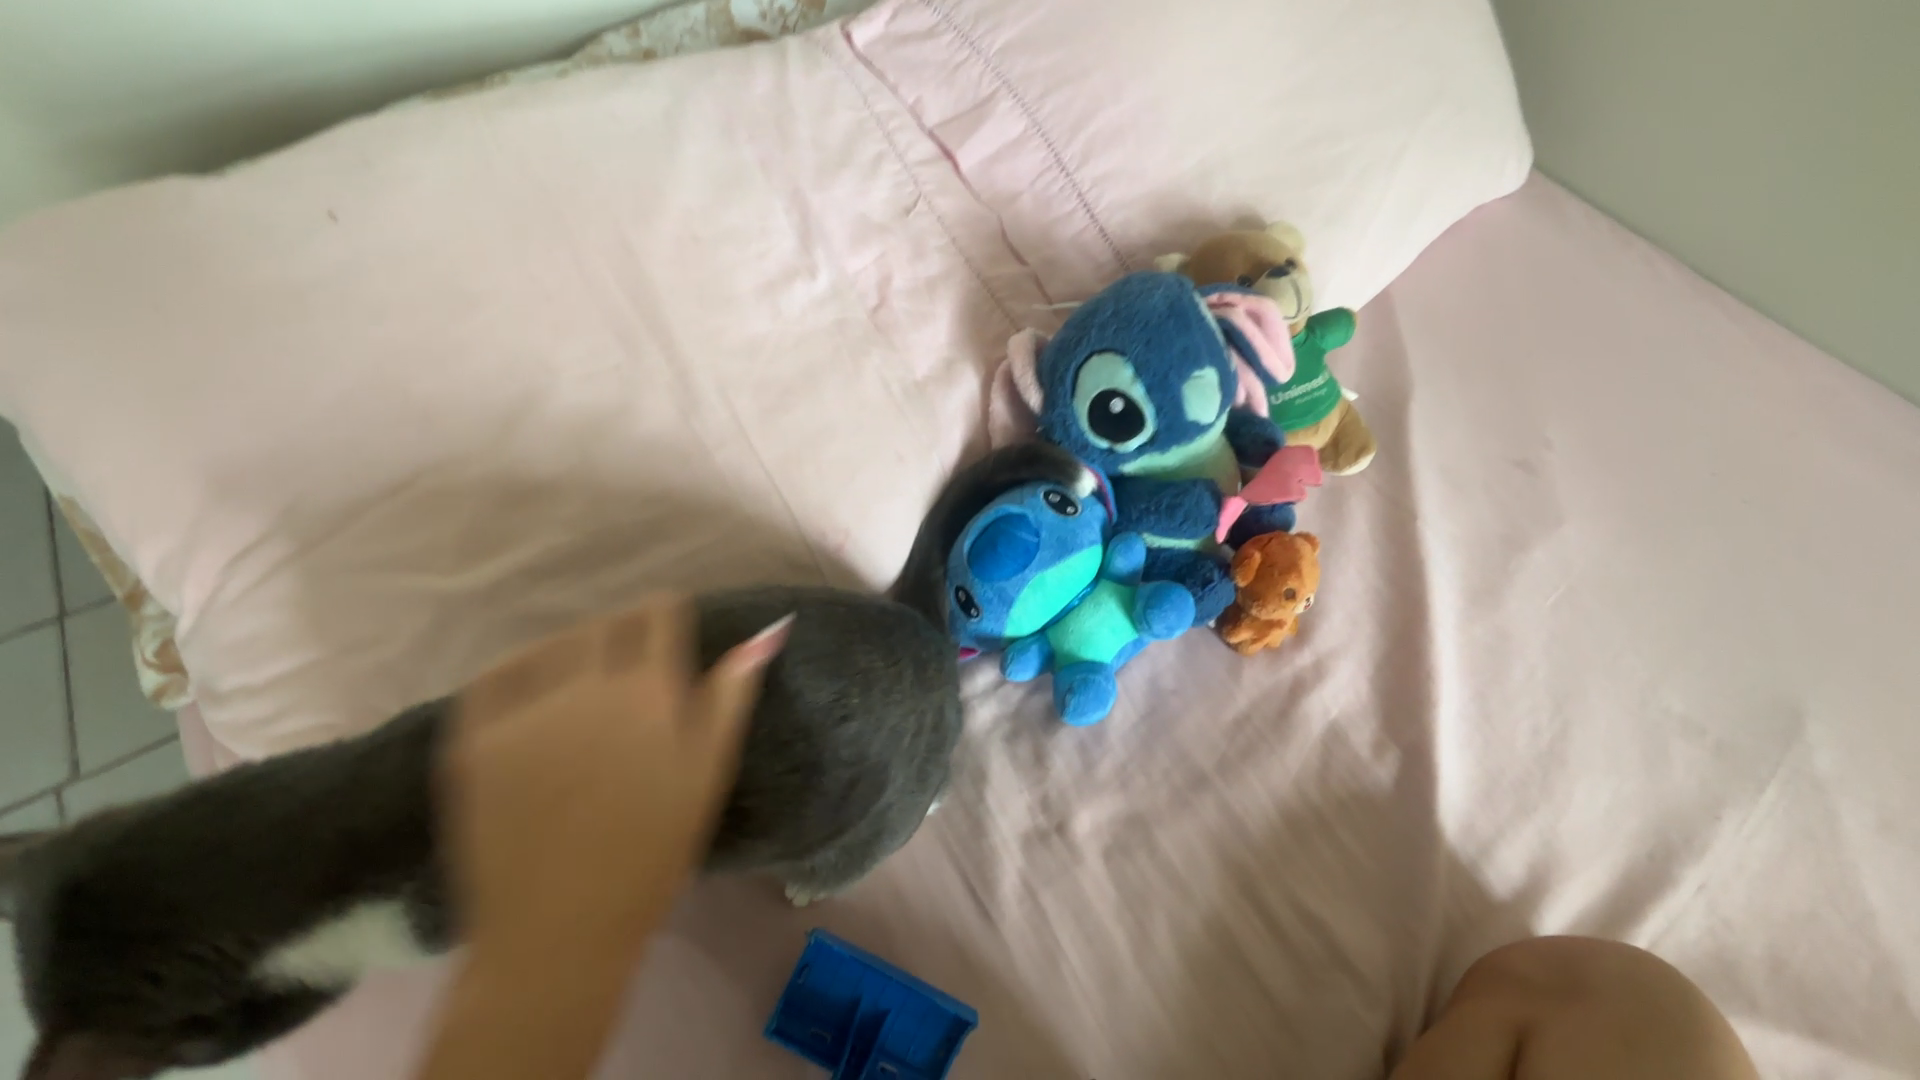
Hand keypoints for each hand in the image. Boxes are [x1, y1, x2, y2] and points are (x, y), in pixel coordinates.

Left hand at [444, 596, 789, 961]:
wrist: (560, 929)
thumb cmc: (652, 852)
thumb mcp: (708, 771)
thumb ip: (732, 694)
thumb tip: (768, 631)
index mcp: (647, 691)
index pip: (656, 614)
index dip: (668, 618)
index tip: (671, 638)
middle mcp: (582, 685)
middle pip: (603, 625)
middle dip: (623, 636)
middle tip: (631, 677)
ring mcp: (521, 710)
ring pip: (550, 645)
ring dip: (572, 653)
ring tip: (583, 690)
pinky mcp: (471, 739)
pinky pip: (493, 676)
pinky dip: (517, 672)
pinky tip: (532, 695)